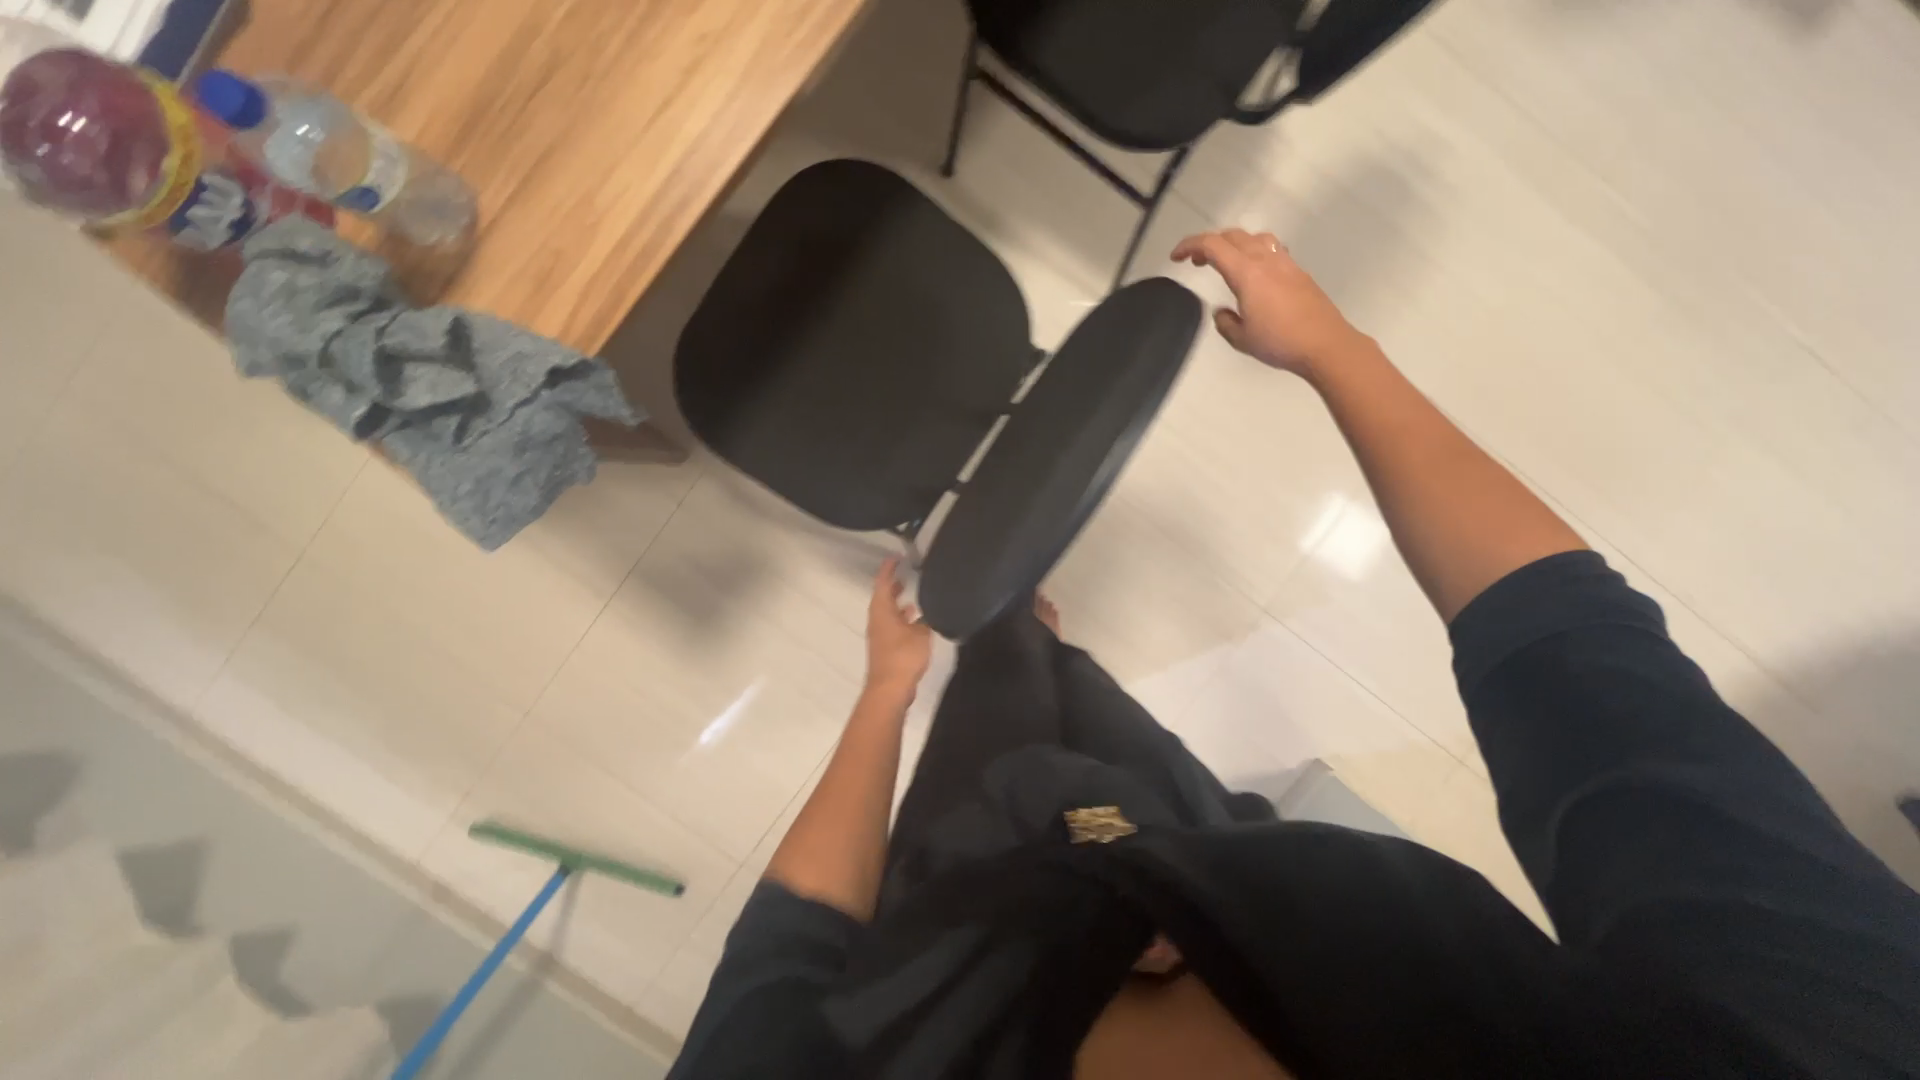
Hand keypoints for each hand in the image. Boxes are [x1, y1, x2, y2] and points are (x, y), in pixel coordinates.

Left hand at [864, 557, 931, 699]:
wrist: (890, 688)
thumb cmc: (903, 656)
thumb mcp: (921, 634)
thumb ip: (925, 620)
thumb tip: (929, 613)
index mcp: (882, 610)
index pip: (883, 582)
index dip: (889, 568)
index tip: (896, 556)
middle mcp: (878, 619)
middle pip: (883, 597)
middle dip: (894, 584)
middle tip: (906, 573)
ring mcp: (880, 635)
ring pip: (888, 612)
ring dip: (898, 603)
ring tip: (913, 595)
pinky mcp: (886, 647)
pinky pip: (893, 625)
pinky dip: (903, 619)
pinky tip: (917, 622)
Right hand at [1171, 229, 1370, 379]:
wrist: (1325, 344)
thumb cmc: (1279, 342)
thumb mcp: (1241, 339)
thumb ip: (1225, 322)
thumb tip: (1222, 312)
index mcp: (1246, 273)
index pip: (1212, 246)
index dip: (1190, 246)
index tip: (1176, 257)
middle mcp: (1265, 260)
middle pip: (1232, 236)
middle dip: (1209, 244)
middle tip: (1197, 262)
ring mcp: (1285, 263)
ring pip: (1254, 238)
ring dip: (1234, 244)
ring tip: (1227, 262)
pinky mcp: (1298, 272)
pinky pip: (1271, 249)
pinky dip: (1254, 252)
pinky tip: (1254, 273)